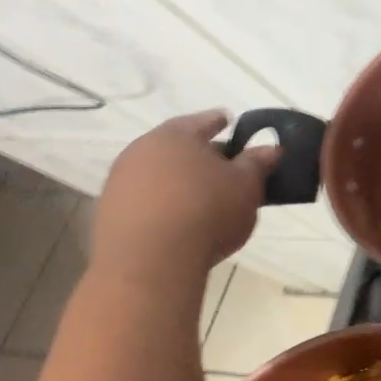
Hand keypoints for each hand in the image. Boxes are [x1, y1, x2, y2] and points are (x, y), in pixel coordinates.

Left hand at [91, 111, 278, 281]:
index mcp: (176, 136)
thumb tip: (270, 149)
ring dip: (180, 179)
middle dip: (200, 154)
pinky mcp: (110, 212)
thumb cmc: (207, 210)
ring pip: (159, 172)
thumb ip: (257, 163)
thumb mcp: (247, 185)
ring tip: (205, 195)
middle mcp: (141, 151)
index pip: (203, 121)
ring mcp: (120, 182)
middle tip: (224, 165)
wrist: (151, 260)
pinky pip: (146, 198)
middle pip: (177, 147)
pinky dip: (165, 201)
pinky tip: (181, 216)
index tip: (229, 120)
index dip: (219, 121)